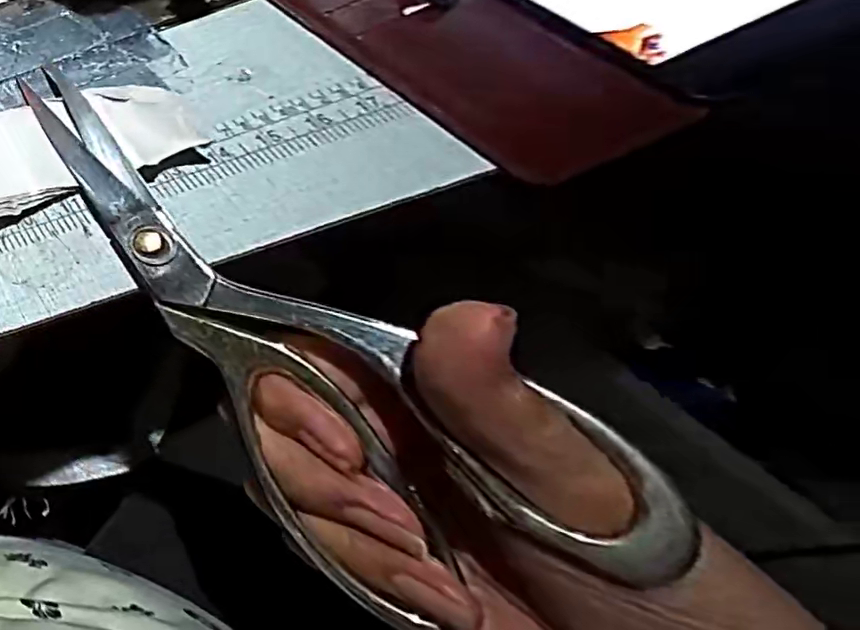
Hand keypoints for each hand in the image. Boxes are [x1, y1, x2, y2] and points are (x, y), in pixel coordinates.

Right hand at [250, 301, 818, 628]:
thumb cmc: (645, 570)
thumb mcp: (576, 480)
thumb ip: (499, 397)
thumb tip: (472, 315)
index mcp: (401, 389)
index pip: (295, 358)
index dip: (293, 396)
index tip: (345, 447)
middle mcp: (367, 428)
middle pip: (267, 423)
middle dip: (317, 481)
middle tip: (400, 522)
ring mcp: (358, 488)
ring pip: (278, 485)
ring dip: (347, 539)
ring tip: (434, 573)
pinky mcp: (357, 548)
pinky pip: (307, 545)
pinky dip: (360, 576)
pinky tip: (433, 596)